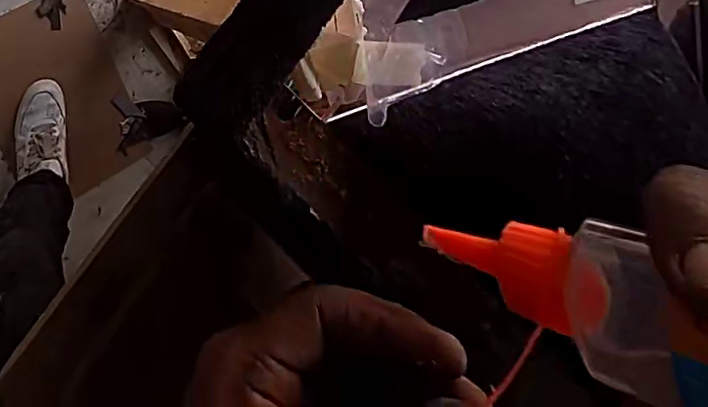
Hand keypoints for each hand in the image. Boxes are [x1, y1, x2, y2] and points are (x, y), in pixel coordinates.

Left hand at [190, 284, 490, 405]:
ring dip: (404, 388)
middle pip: (344, 339)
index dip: (393, 323)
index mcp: (244, 360)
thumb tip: (460, 403)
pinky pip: (338, 400)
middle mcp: (252, 365)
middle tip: (464, 388)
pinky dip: (381, 406)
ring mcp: (268, 396)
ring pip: (349, 372)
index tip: (448, 353)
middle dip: (408, 361)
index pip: (327, 309)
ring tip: (459, 405)